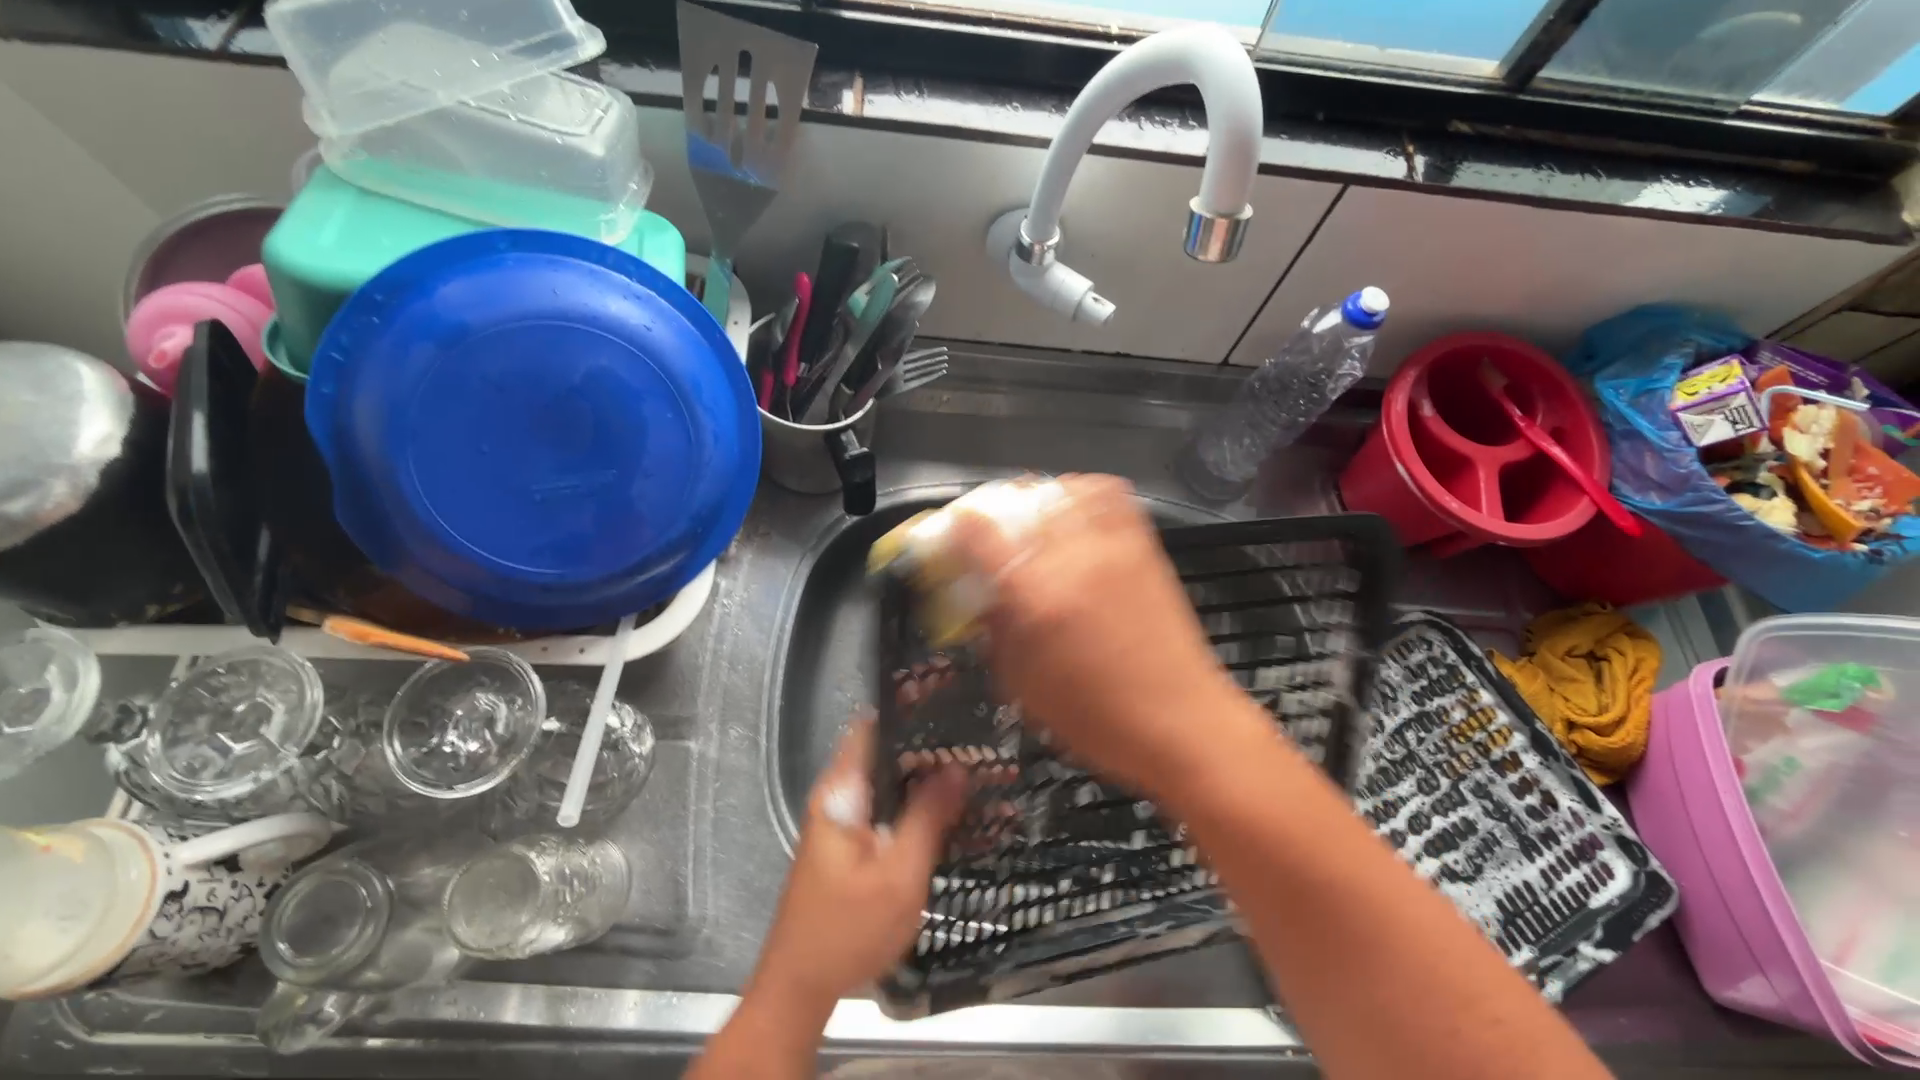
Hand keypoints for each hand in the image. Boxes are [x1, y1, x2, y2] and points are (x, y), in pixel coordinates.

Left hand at [749, 711, 968, 1012]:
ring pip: (893, 786)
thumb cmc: (847, 930)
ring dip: (932, 781)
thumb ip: (927, 817)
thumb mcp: (899, 875)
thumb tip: (957, 766)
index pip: (873, 727)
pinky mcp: (852, 847)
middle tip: (985, 742)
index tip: (952, 698)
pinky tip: (958, 817)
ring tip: (983, 774)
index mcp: (841, 793)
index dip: (910, 708)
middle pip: (888, 755)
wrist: (801, 987)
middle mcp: (838, 798)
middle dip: (934, 747)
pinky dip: (921, 809)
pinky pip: (890, 813)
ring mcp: (844, 824)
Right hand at [951, 474, 1264, 796]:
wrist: (1183, 724)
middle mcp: (1072, 558)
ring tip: (1033, 523)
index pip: (978, 531)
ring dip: (1039, 499)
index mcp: (1034, 596)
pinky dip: (1084, 494)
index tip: (950, 540)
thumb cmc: (1096, 719)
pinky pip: (1110, 496)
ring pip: (1064, 489)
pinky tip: (1076, 517)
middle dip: (994, 511)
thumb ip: (995, 633)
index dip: (955, 528)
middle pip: (1020, 500)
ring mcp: (1113, 547)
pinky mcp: (1144, 548)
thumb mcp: (1023, 685)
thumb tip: (979, 601)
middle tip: (989, 536)